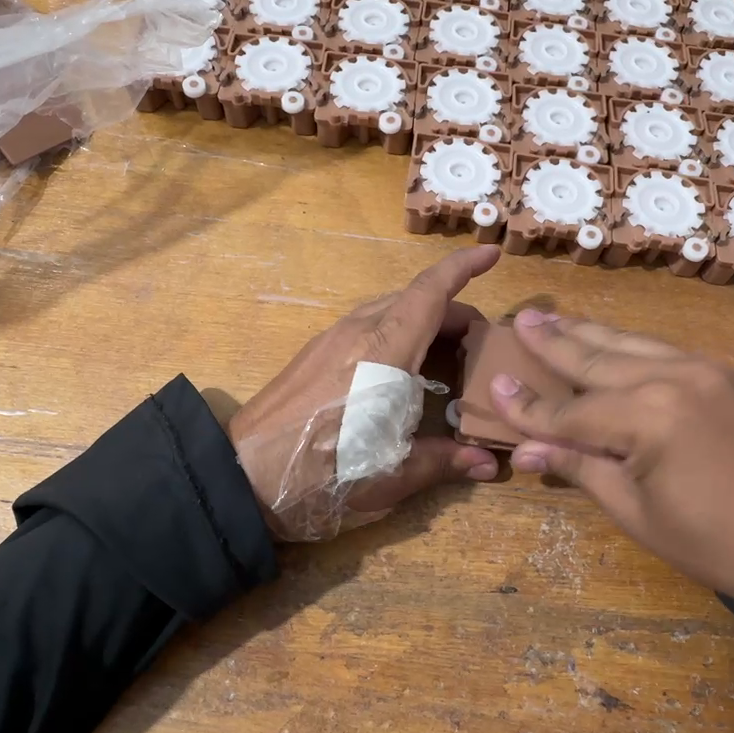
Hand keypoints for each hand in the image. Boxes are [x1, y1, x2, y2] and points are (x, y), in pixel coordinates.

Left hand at [230, 246, 502, 540]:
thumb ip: (442, 462)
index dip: (462, 267)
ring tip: (447, 355)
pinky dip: (396, 332)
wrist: (241, 478)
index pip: (429, 293)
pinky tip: (402, 369)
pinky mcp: (314, 353)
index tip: (492, 254)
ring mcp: (331, 339)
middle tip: (481, 342)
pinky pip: (366, 325)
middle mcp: (358, 333)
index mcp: (384, 352)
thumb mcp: (389, 477)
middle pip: (413, 300)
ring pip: (388, 310)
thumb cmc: (322, 475)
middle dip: (452, 309)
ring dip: (422, 321)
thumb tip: (486, 464)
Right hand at [487, 311, 733, 597]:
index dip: (529, 406)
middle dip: (554, 342)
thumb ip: (578, 467)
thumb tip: (523, 450)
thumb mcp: (633, 511)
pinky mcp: (720, 373)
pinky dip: (626, 344)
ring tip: (552, 318)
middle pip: (597, 358)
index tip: (493, 387)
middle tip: (520, 320)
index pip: (571, 409)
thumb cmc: (709, 542)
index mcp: (648, 417)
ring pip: (630, 343)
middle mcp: (671, 378)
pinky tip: (606, 339)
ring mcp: (701, 369)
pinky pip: (660, 350)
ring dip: (588, 332)